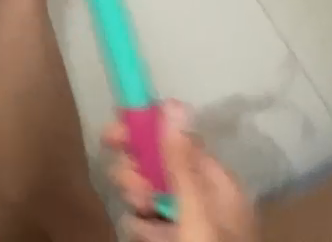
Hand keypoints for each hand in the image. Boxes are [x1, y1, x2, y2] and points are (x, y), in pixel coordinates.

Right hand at [105, 103, 260, 241]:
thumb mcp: (196, 216)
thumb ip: (181, 164)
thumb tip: (174, 102)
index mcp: (220, 184)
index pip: (177, 137)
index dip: (144, 130)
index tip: (111, 133)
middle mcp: (206, 198)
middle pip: (159, 163)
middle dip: (136, 171)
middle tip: (128, 189)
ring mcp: (190, 224)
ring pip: (149, 192)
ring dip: (135, 201)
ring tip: (140, 224)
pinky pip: (148, 222)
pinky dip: (139, 226)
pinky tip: (140, 237)